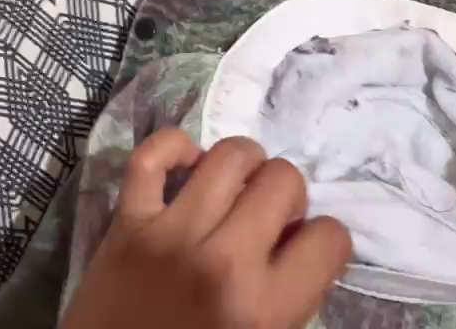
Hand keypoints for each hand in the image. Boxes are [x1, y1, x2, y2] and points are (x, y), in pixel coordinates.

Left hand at [60, 130, 353, 328]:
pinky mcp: (126, 222)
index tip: (305, 248)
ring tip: (237, 189)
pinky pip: (150, 155)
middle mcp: (222, 261)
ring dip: (244, 164)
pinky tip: (189, 163)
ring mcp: (170, 234)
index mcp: (263, 310)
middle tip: (268, 221)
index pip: (329, 239)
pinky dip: (173, 146)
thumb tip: (298, 244)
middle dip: (287, 196)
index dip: (325, 241)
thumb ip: (286, 301)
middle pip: (283, 180)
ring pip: (229, 155)